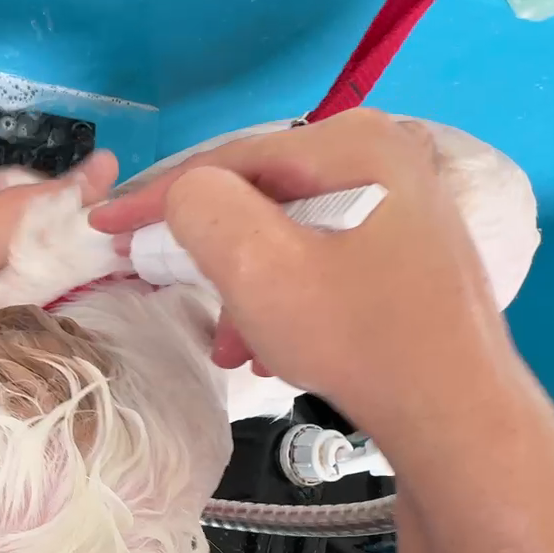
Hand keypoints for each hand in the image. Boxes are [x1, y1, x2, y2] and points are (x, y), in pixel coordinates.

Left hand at [0, 149, 118, 294]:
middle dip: (44, 236)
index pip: (38, 182)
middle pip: (21, 217)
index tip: (85, 227)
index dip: (65, 202)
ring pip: (3, 247)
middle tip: (68, 259)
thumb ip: (65, 191)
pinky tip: (11, 293)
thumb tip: (113, 158)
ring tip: (44, 279)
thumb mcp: (23, 210)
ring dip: (22, 261)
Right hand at [88, 109, 522, 440]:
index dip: (151, 198)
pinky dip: (275, 295)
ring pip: (277, 234)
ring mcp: (396, 199)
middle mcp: (379, 154)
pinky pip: (309, 256)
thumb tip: (184, 196)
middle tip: (161, 285)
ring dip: (239, 287)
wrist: (452, 407)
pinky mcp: (400, 242)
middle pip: (251, 199)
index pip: (222, 164)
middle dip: (204, 253)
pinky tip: (268, 343)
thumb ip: (200, 208)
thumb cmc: (349, 332)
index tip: (101, 228)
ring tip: (230, 342)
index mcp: (349, 144)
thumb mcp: (254, 266)